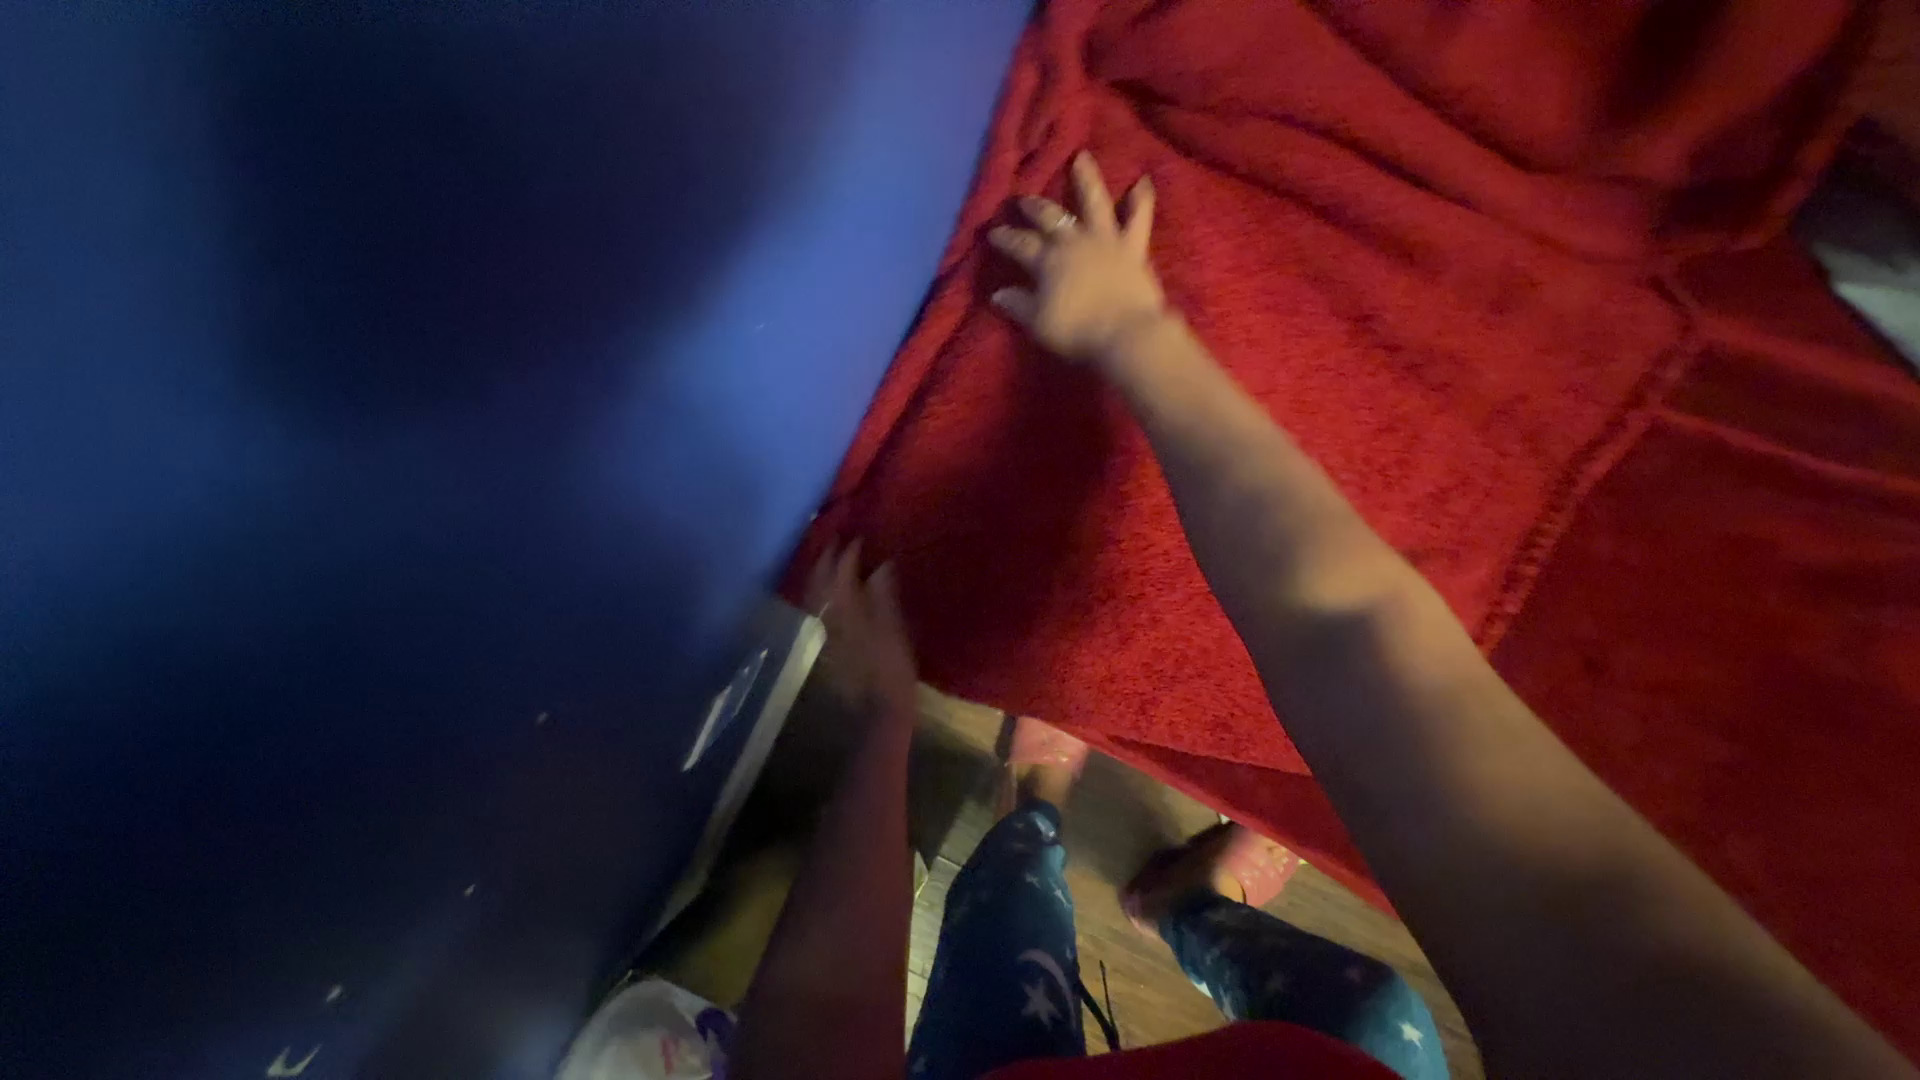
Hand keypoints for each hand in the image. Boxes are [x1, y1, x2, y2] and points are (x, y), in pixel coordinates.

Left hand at [805, 541, 918, 723]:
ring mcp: (826, 632)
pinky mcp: (828, 644)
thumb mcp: (895, 630)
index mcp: (847, 611)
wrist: (877, 711)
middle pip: (820, 581)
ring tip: (828, 558)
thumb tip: (881, 565)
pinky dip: (820, 591)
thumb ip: (885, 596)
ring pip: (814, 594)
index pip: (842, 573)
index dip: (849, 553)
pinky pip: (818, 607)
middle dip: (827, 558)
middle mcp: (829, 617)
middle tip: (837, 539)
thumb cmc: (892, 670)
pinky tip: (828, 590)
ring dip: (819, 572)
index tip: (859, 536)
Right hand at [988, 151, 1165, 364]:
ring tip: (1082, 158)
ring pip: (1094, 202)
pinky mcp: (1134, 248)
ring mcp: (1105, 240)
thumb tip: (997, 293)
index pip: (1020, 245)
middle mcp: (1074, 242)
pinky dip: (1142, 200)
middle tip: (1023, 199)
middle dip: (1034, 207)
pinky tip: (1143, 182)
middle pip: (1051, 217)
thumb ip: (1018, 305)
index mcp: (1048, 261)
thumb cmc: (1077, 331)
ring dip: (1086, 179)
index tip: (993, 232)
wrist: (1125, 334)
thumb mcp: (1038, 323)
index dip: (1005, 238)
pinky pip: (1139, 219)